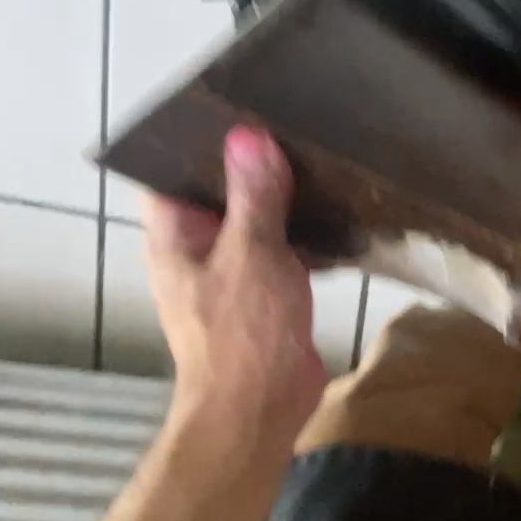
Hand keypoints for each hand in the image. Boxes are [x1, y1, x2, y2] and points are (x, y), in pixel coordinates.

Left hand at [143, 127, 324, 458]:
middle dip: (261, 171)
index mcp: (176, 237)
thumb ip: (254, 197)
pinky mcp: (270, 294)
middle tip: (304, 135)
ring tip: (329, 169)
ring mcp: (236, 274)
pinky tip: (344, 223)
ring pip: (262, 224)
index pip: (178, 175)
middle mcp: (200, 251)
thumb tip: (249, 136)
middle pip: (226, 196)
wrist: (262, 403)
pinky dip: (310, 238)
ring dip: (290, 205)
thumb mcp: (252, 253)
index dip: (205, 145)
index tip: (250, 117)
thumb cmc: (244, 329)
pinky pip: (288, 252)